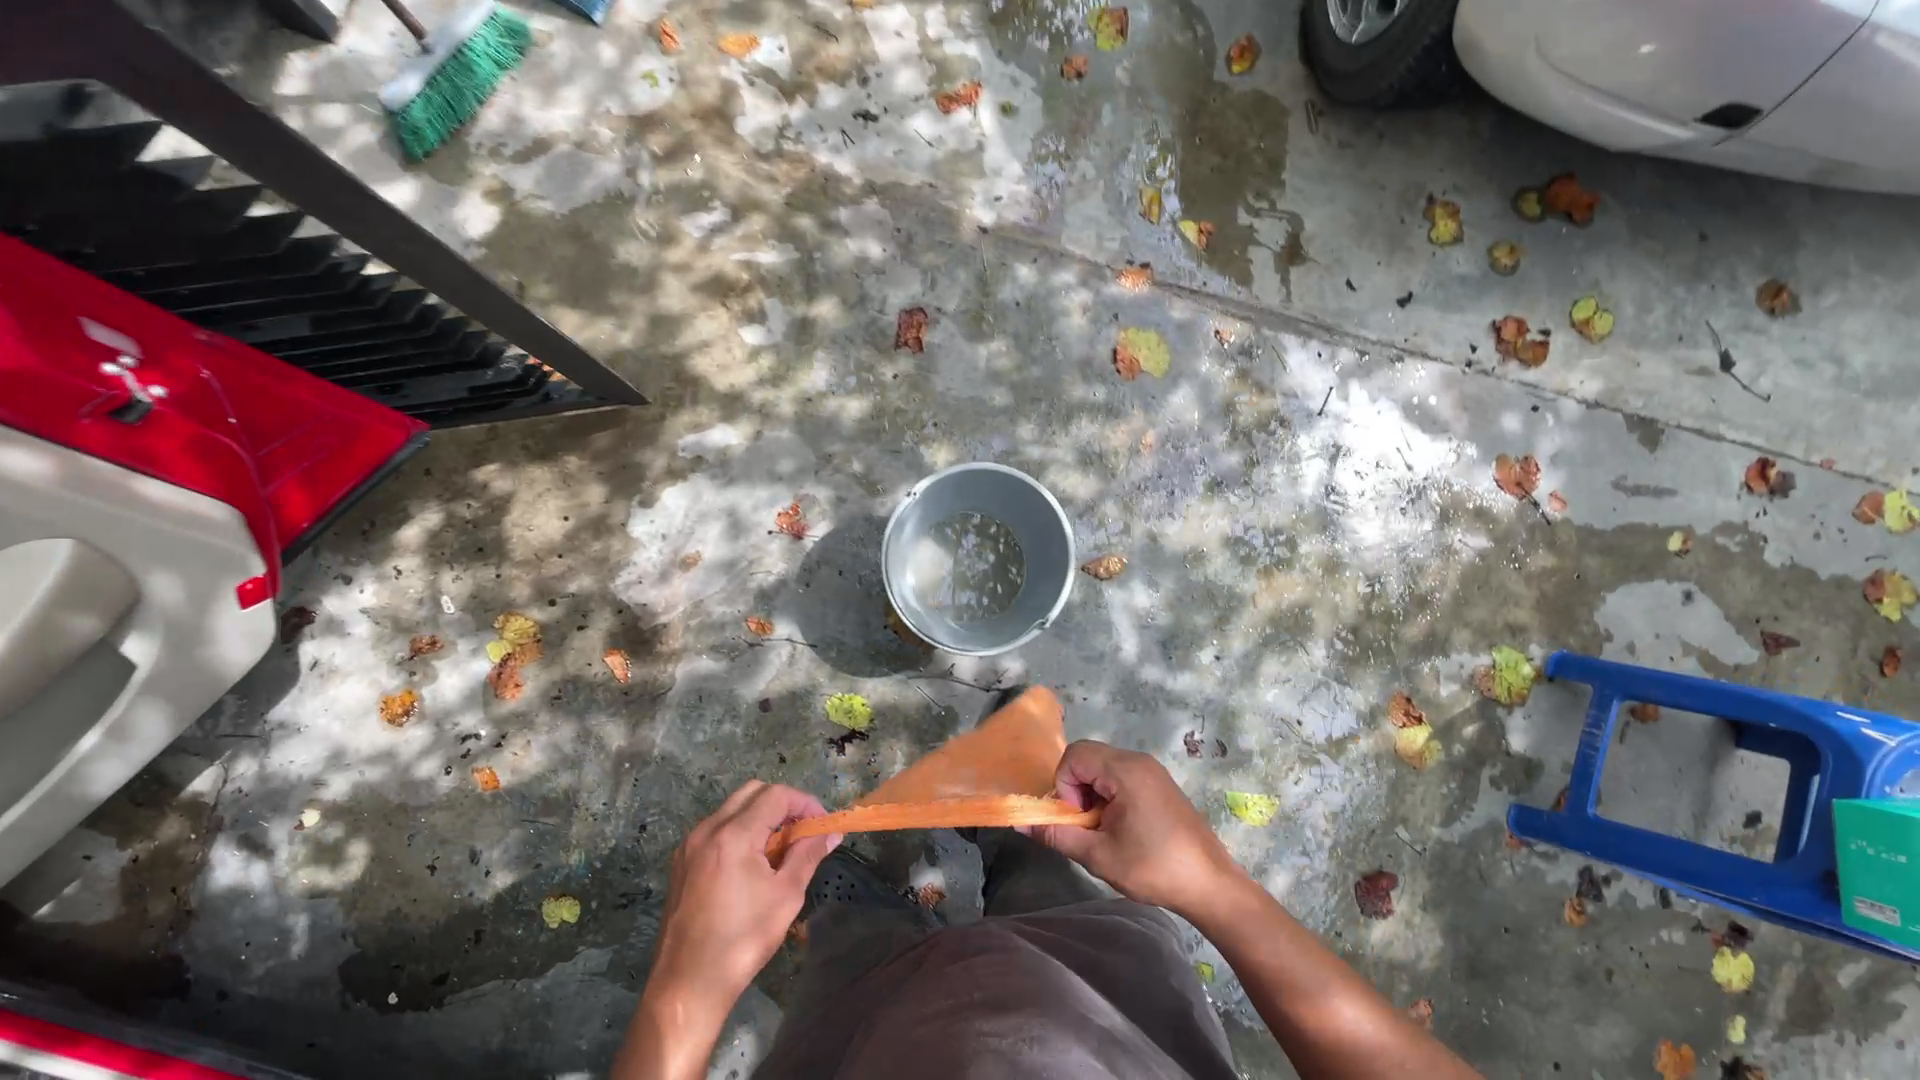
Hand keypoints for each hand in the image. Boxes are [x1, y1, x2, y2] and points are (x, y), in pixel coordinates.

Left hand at [649, 781, 839, 1006]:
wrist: (688, 983)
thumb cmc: (743, 939)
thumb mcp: (786, 895)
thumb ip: (808, 855)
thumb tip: (830, 833)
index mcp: (733, 835)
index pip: (776, 795)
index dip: (805, 803)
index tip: (821, 825)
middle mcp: (707, 830)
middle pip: (752, 792)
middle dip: (783, 804)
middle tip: (803, 831)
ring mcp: (689, 846)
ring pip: (732, 809)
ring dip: (761, 817)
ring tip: (781, 850)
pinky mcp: (681, 863)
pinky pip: (716, 830)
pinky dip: (740, 832)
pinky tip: (752, 864)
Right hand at [1029, 740, 1245, 916]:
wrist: (1210, 884)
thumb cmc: (1154, 867)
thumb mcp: (1099, 856)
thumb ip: (1057, 836)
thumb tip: (1021, 825)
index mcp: (1126, 770)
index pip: (1074, 755)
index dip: (1064, 786)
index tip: (1078, 820)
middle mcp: (1139, 761)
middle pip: (1088, 757)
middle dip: (1076, 789)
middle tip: (1088, 826)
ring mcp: (1153, 771)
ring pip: (1103, 767)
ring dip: (1092, 794)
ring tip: (1105, 831)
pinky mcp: (1160, 784)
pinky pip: (1121, 776)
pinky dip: (1110, 796)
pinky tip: (1122, 829)